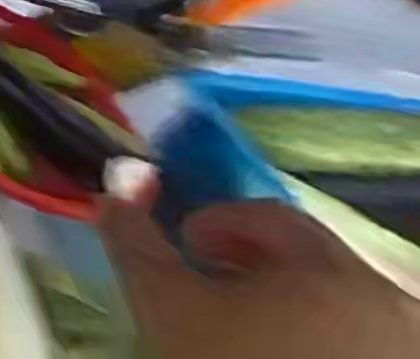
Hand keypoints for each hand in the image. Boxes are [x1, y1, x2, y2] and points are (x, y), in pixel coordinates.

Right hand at [98, 160, 419, 358]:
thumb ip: (132, 227)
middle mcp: (399, 309)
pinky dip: (326, 334)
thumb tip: (122, 171)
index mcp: (335, 275)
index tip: (184, 247)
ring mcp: (411, 350)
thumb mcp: (159, 292)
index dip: (215, 219)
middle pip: (315, 258)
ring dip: (292, 299)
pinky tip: (281, 348)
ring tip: (247, 325)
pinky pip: (369, 337)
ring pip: (346, 302)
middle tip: (211, 283)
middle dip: (255, 260)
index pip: (270, 214)